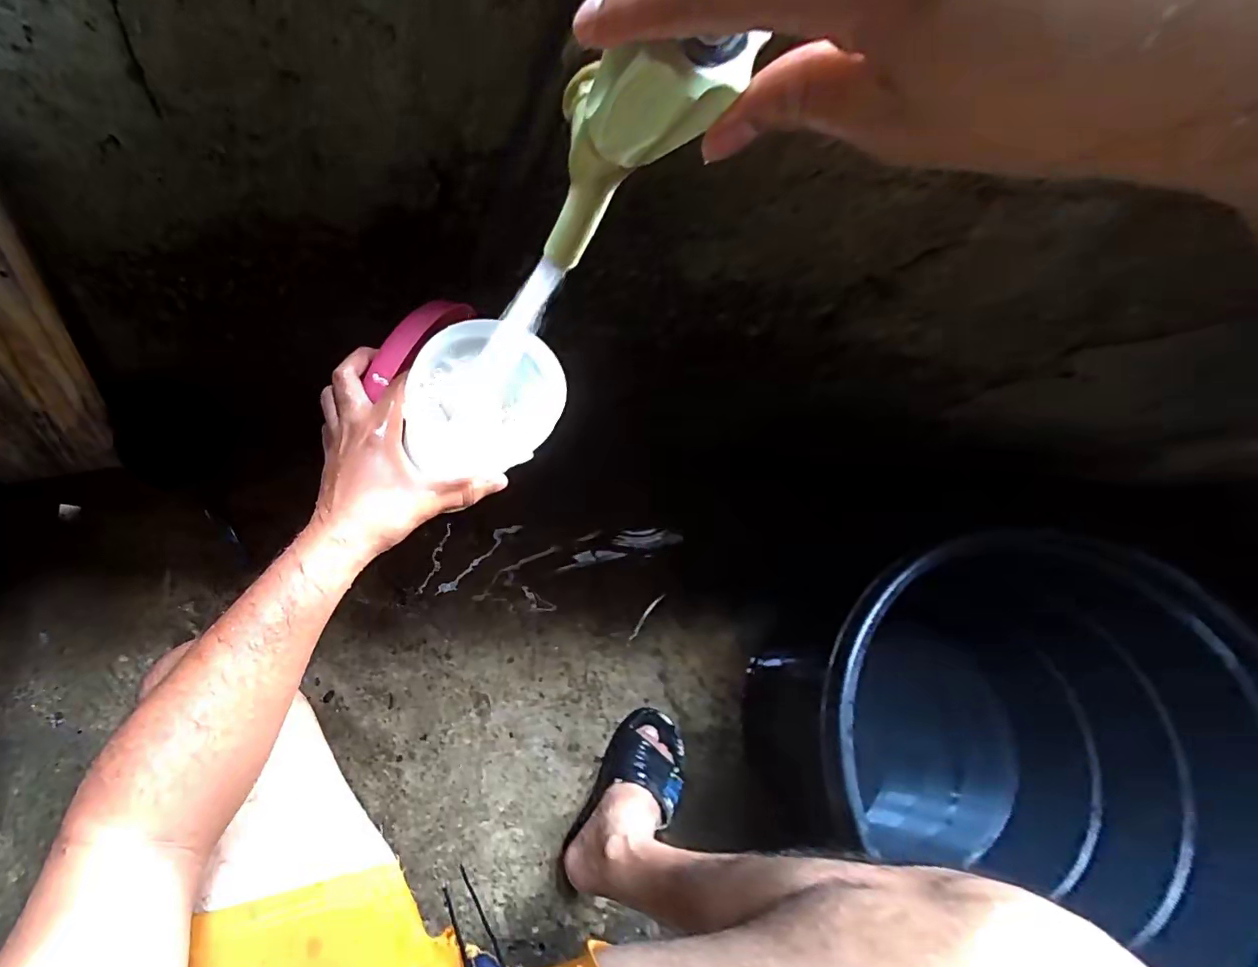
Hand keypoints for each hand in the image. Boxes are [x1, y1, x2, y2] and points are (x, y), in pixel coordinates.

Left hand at [309, 348, 505, 563]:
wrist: (338, 539)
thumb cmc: (376, 515)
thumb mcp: (427, 500)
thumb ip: (464, 488)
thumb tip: (495, 480)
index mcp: (378, 427)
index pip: (396, 383)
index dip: (413, 368)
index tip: (427, 365)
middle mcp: (352, 426)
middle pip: (344, 375)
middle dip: (361, 359)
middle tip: (380, 357)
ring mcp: (336, 441)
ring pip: (329, 396)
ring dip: (343, 384)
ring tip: (364, 384)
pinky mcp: (328, 458)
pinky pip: (328, 424)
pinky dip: (338, 414)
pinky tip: (354, 424)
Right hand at [574, 0, 1257, 212]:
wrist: (1223, 49)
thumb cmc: (1047, 105)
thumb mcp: (897, 121)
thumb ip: (799, 102)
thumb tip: (719, 132)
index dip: (652, 12)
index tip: (592, 24)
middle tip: (654, 15)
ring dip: (748, 1)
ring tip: (714, 23)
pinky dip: (795, 4)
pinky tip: (780, 22)